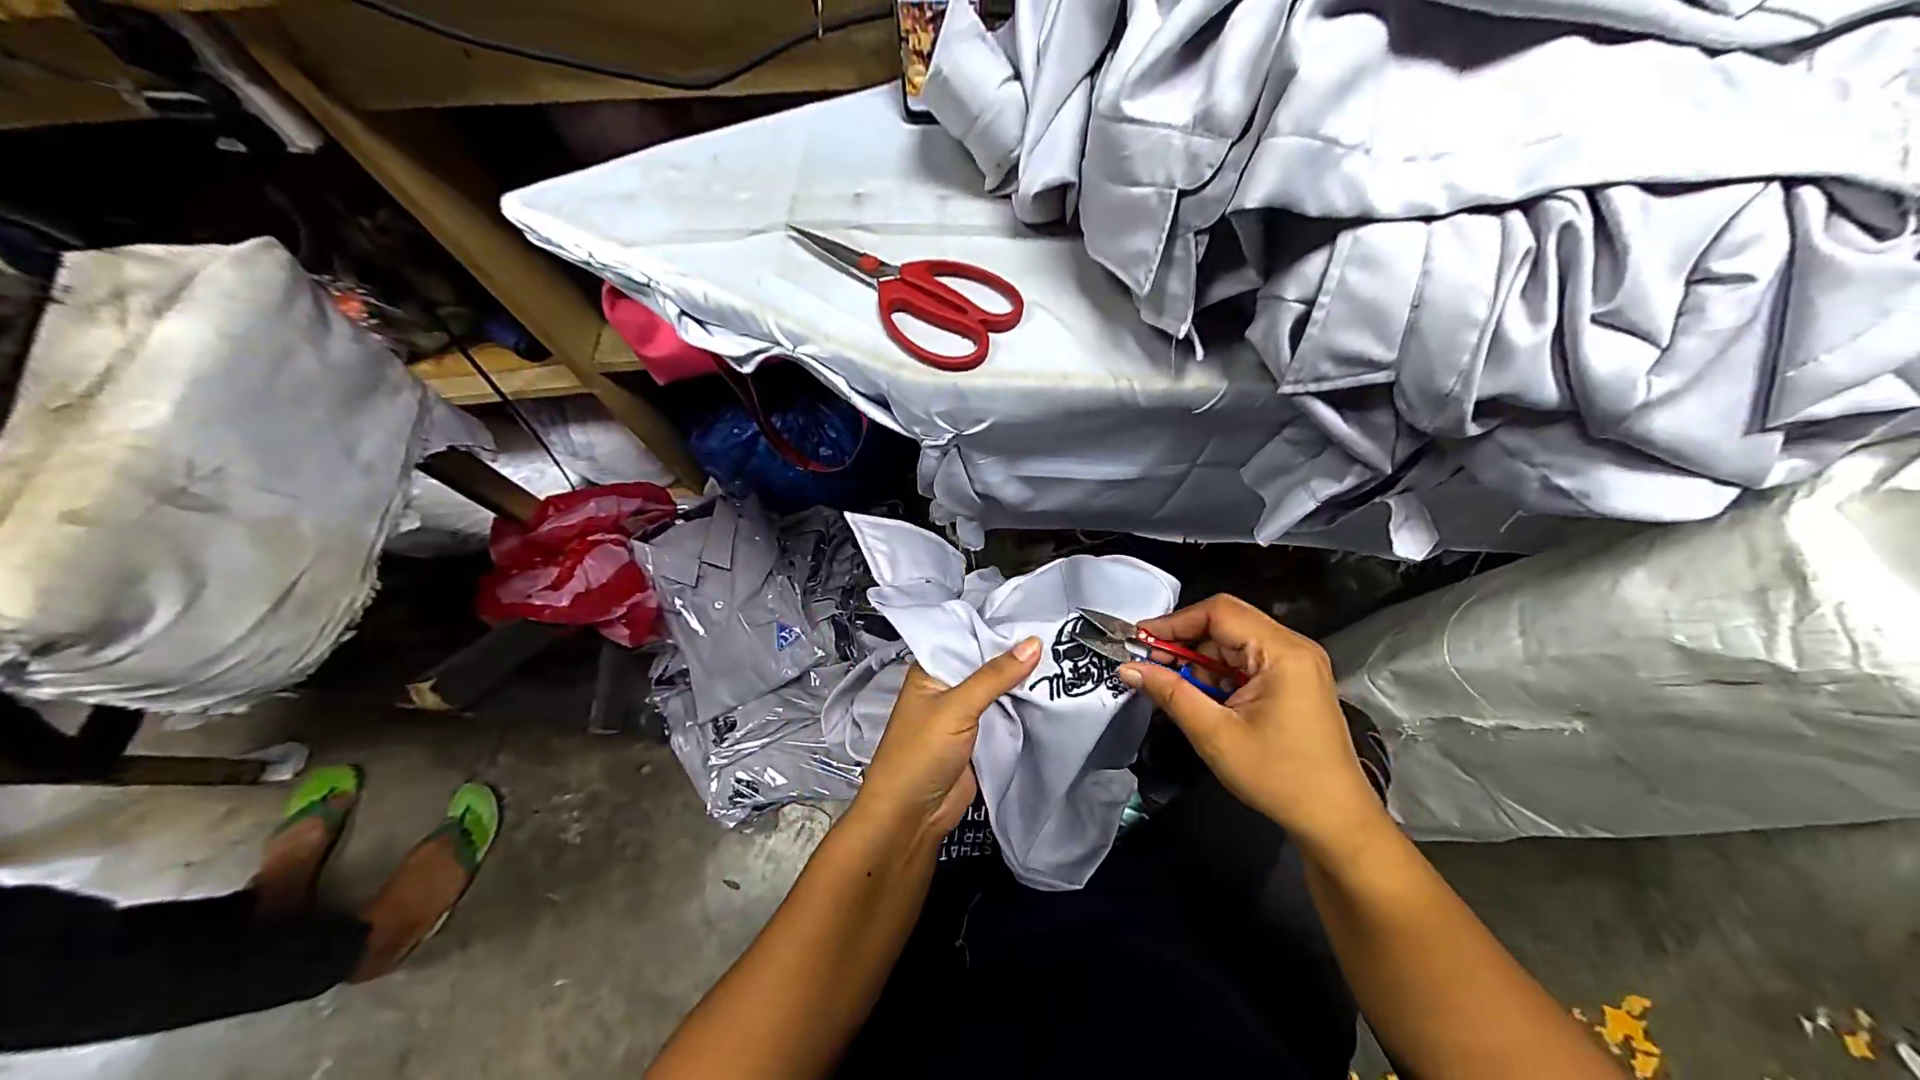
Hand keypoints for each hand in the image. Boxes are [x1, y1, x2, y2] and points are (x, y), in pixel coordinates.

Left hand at [851, 638, 1041, 843]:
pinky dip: (1022, 706)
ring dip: (1021, 681)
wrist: (912, 816)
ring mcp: (963, 712)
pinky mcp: (979, 736)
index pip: (967, 636)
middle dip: (1015, 655)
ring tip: (1060, 660)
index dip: (997, 628)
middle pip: (985, 663)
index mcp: (930, 669)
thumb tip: (1033, 643)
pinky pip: (1004, 713)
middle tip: (1056, 637)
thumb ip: (995, 676)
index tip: (1035, 618)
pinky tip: (1047, 692)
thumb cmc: (919, 755)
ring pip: (997, 689)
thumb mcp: (957, 707)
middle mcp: (946, 686)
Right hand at [1118, 594, 1384, 850]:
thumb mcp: (1214, 734)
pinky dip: (1217, 672)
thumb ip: (1169, 693)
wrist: (1334, 819)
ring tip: (1171, 684)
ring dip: (1199, 659)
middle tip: (1150, 662)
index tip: (1141, 639)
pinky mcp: (1293, 681)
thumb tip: (1131, 668)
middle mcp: (1294, 649)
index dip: (1174, 622)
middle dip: (1184, 641)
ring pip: (1233, 642)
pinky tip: (1200, 695)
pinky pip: (1245, 660)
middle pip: (1226, 623)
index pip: (1219, 612)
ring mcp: (1296, 664)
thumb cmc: (1282, 778)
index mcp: (1283, 653)